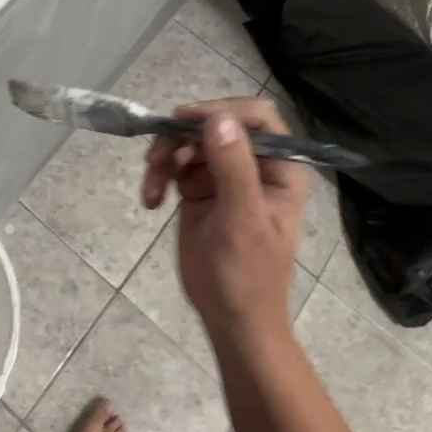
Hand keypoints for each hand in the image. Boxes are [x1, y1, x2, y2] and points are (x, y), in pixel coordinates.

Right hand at [140, 98, 309, 349]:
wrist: (232, 321)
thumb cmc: (248, 276)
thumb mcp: (243, 221)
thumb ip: (234, 168)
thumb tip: (219, 119)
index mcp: (280, 168)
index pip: (257, 118)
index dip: (222, 111)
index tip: (187, 121)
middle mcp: (253, 164)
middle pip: (215, 125)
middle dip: (183, 137)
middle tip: (157, 157)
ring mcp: (224, 176)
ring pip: (190, 142)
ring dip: (165, 157)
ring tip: (152, 188)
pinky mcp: (199, 190)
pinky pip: (175, 165)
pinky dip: (159, 176)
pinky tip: (151, 200)